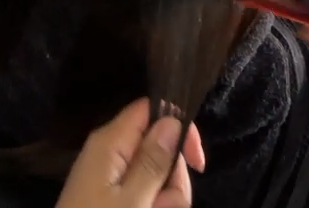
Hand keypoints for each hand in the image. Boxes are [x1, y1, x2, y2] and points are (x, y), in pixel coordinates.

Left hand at [55, 101, 205, 207]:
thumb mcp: (131, 201)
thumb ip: (153, 161)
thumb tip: (172, 119)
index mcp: (111, 141)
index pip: (150, 110)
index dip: (178, 128)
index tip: (197, 163)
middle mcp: (112, 153)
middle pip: (159, 151)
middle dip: (171, 181)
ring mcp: (112, 179)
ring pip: (157, 179)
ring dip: (164, 202)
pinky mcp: (113, 199)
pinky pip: (145, 196)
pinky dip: (152, 207)